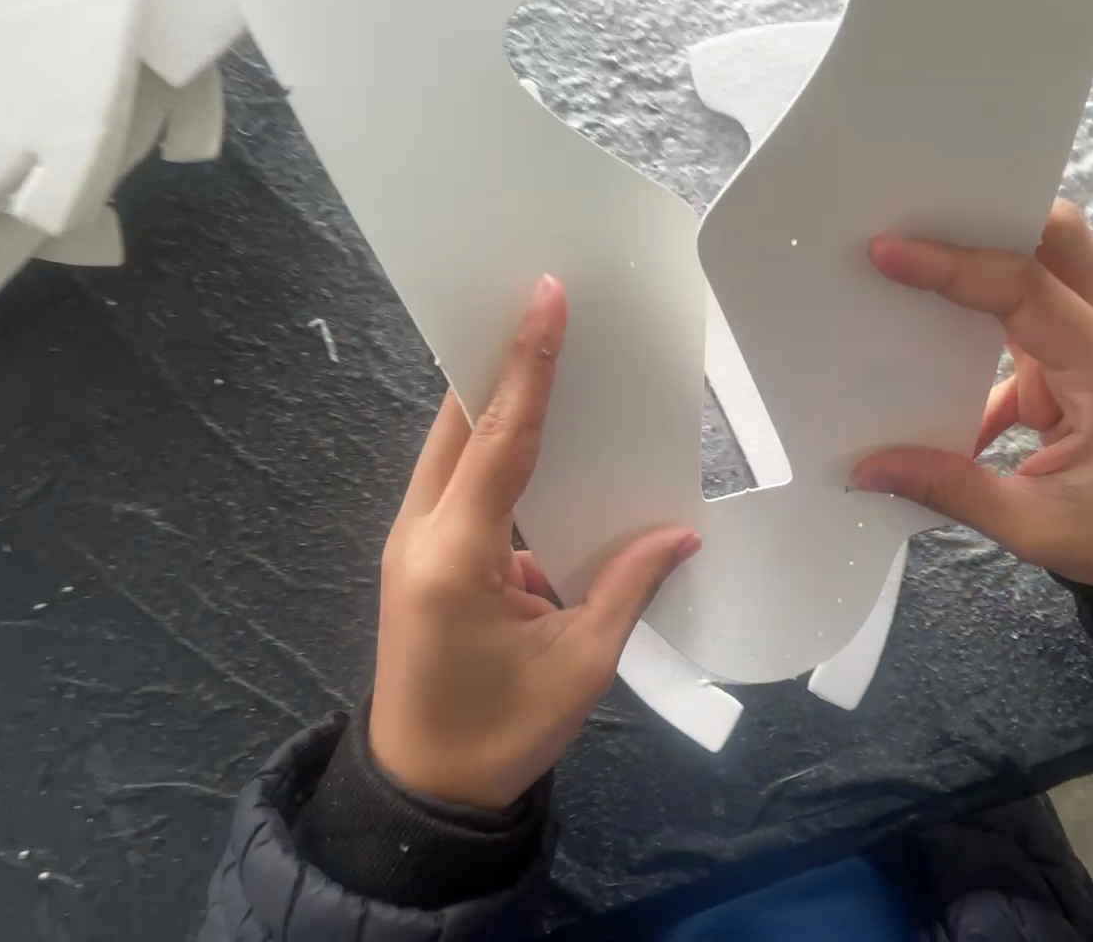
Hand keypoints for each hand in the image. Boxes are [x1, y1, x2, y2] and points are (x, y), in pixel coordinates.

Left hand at [369, 276, 700, 808]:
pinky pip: (453, 484)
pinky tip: (525, 440)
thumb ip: (629, 587)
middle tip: (532, 306)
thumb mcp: (581, 665)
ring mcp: (410, 545)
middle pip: (456, 426)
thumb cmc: (502, 733)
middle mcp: (420, 534)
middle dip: (494, 362)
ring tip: (530, 355)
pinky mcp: (418, 559)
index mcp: (456, 557)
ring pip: (447, 449)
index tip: (543, 298)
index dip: (527, 365)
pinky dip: (485, 450)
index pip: (501, 438)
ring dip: (485, 401)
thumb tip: (682, 534)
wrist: (424, 794)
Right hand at [852, 201, 1092, 586]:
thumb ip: (951, 491)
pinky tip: (936, 351)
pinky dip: (983, 316)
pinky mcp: (1084, 352)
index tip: (888, 251)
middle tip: (916, 220)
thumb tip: (865, 469)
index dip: (955, 266)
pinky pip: (1031, 311)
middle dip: (988, 219)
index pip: (1029, 292)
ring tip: (916, 258)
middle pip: (1060, 237)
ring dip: (987, 254)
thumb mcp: (1039, 529)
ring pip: (1050, 260)